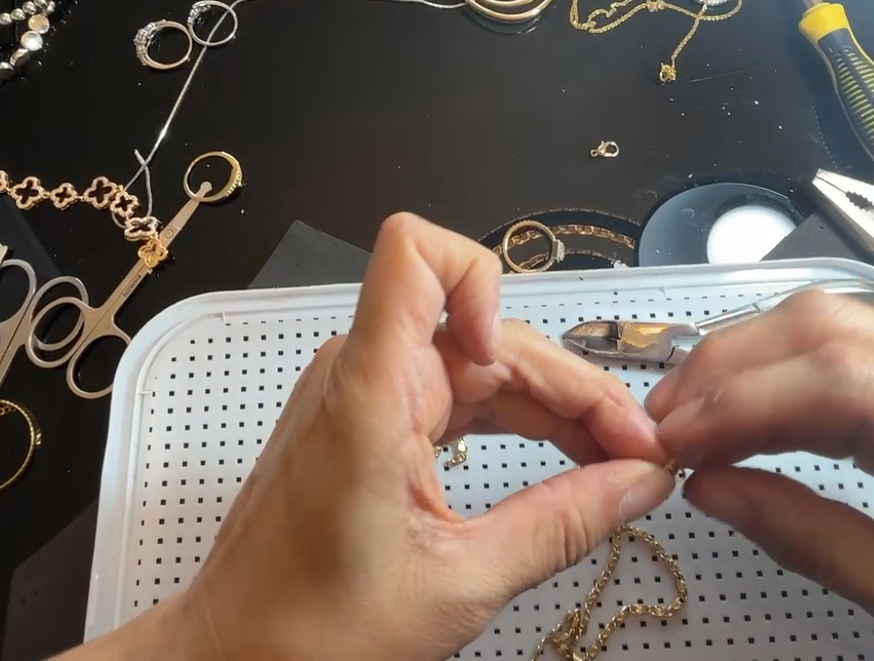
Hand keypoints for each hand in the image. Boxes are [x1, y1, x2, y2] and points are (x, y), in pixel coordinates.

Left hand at [70, 213, 673, 660]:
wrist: (236, 651)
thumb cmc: (311, 627)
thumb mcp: (458, 583)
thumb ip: (562, 524)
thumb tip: (637, 482)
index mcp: (370, 389)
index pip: (410, 252)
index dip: (478, 277)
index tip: (517, 358)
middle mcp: (370, 365)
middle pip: (491, 326)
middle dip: (571, 381)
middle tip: (637, 449)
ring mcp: (375, 383)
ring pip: (489, 359)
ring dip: (557, 404)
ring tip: (619, 461)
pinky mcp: (381, 407)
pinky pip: (466, 390)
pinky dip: (520, 419)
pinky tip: (568, 458)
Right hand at [647, 289, 873, 660]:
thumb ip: (811, 541)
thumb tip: (702, 486)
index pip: (849, 384)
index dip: (745, 401)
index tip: (674, 443)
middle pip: (830, 329)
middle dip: (728, 367)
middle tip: (663, 425)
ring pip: (827, 318)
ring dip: (741, 356)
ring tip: (687, 411)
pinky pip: (842, 339)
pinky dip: (772, 362)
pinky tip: (739, 399)